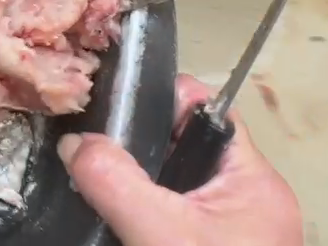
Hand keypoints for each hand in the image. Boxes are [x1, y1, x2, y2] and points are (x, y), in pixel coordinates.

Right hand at [57, 75, 302, 245]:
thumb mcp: (158, 232)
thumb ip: (111, 176)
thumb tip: (72, 141)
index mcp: (256, 183)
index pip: (206, 108)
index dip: (157, 96)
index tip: (107, 101)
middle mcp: (247, 202)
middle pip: (179, 144)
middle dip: (132, 140)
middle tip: (86, 141)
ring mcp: (226, 234)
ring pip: (166, 182)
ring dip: (127, 179)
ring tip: (86, 174)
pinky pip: (163, 215)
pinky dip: (133, 210)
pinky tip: (103, 215)